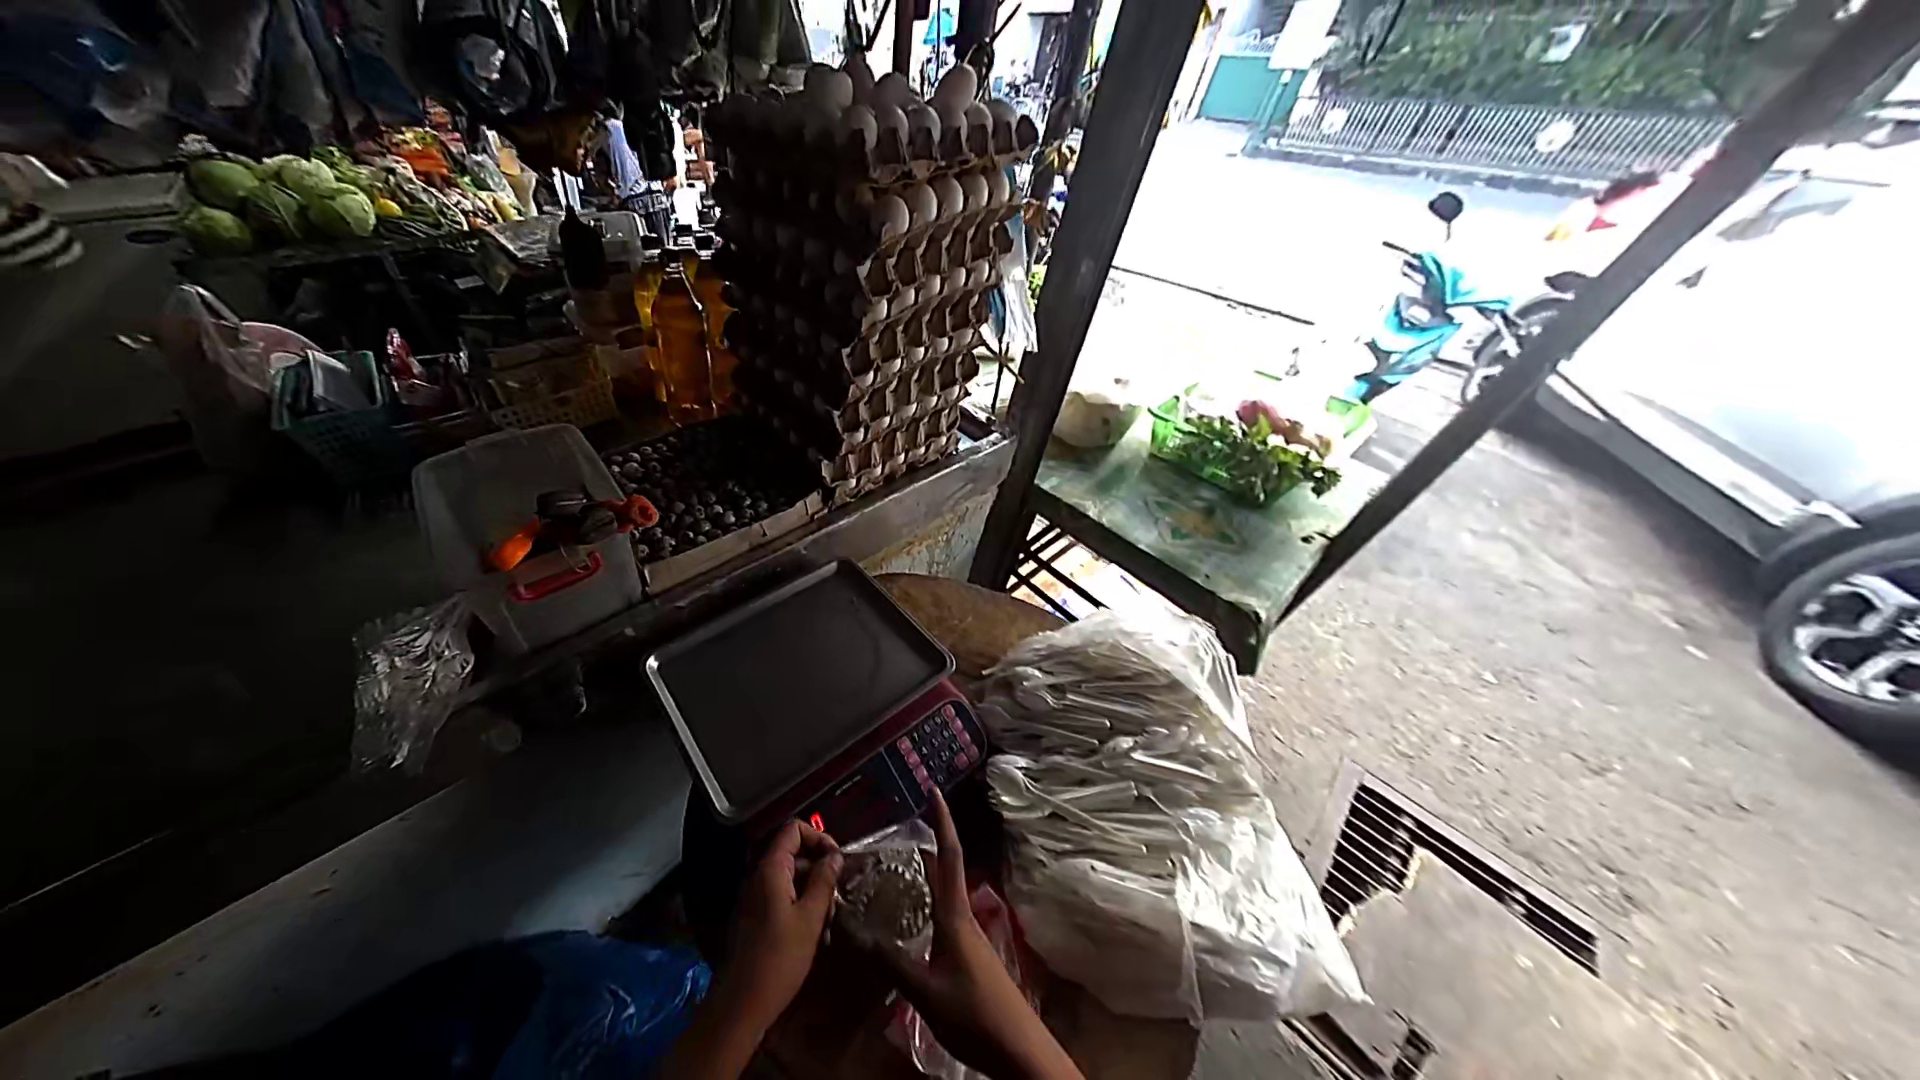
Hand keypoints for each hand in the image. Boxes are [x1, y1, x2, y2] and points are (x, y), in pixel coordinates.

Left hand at [659, 822, 840, 1079]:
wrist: (739, 1007)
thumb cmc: (778, 959)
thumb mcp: (810, 918)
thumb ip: (823, 881)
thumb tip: (834, 856)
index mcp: (770, 870)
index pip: (793, 829)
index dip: (819, 837)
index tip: (837, 860)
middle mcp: (757, 877)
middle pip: (791, 851)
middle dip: (818, 863)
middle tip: (838, 886)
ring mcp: (752, 897)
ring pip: (787, 874)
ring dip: (810, 884)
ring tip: (830, 909)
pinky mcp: (752, 917)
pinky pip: (778, 894)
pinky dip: (798, 899)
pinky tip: (813, 925)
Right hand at [862, 791, 1084, 1079]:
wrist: (1018, 1050)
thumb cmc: (975, 1013)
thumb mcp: (925, 990)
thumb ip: (890, 961)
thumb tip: (852, 931)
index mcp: (954, 915)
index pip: (949, 856)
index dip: (942, 821)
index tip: (934, 791)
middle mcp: (963, 916)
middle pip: (946, 869)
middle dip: (928, 844)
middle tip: (897, 833)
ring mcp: (968, 935)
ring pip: (944, 892)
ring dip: (925, 874)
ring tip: (896, 869)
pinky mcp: (969, 954)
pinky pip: (943, 914)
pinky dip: (926, 903)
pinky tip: (910, 918)